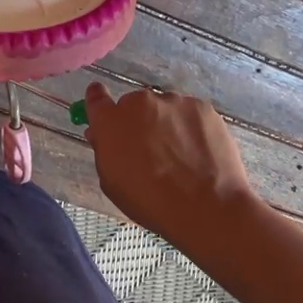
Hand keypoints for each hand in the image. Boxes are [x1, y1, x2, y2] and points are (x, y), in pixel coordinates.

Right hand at [83, 83, 258, 244]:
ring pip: (163, 108)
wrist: (206, 205)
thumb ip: (104, 150)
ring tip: (179, 154)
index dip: (99, 102)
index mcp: (110, 122)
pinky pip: (188, 113)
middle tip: (149, 148)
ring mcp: (173, 102)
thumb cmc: (149, 201)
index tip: (105, 109)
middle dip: (137, 121)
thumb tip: (101, 134)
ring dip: (165, 123)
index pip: (96, 97)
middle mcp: (139, 103)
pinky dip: (189, 126)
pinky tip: (197, 151)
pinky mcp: (201, 107)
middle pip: (133, 104)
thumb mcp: (113, 182)